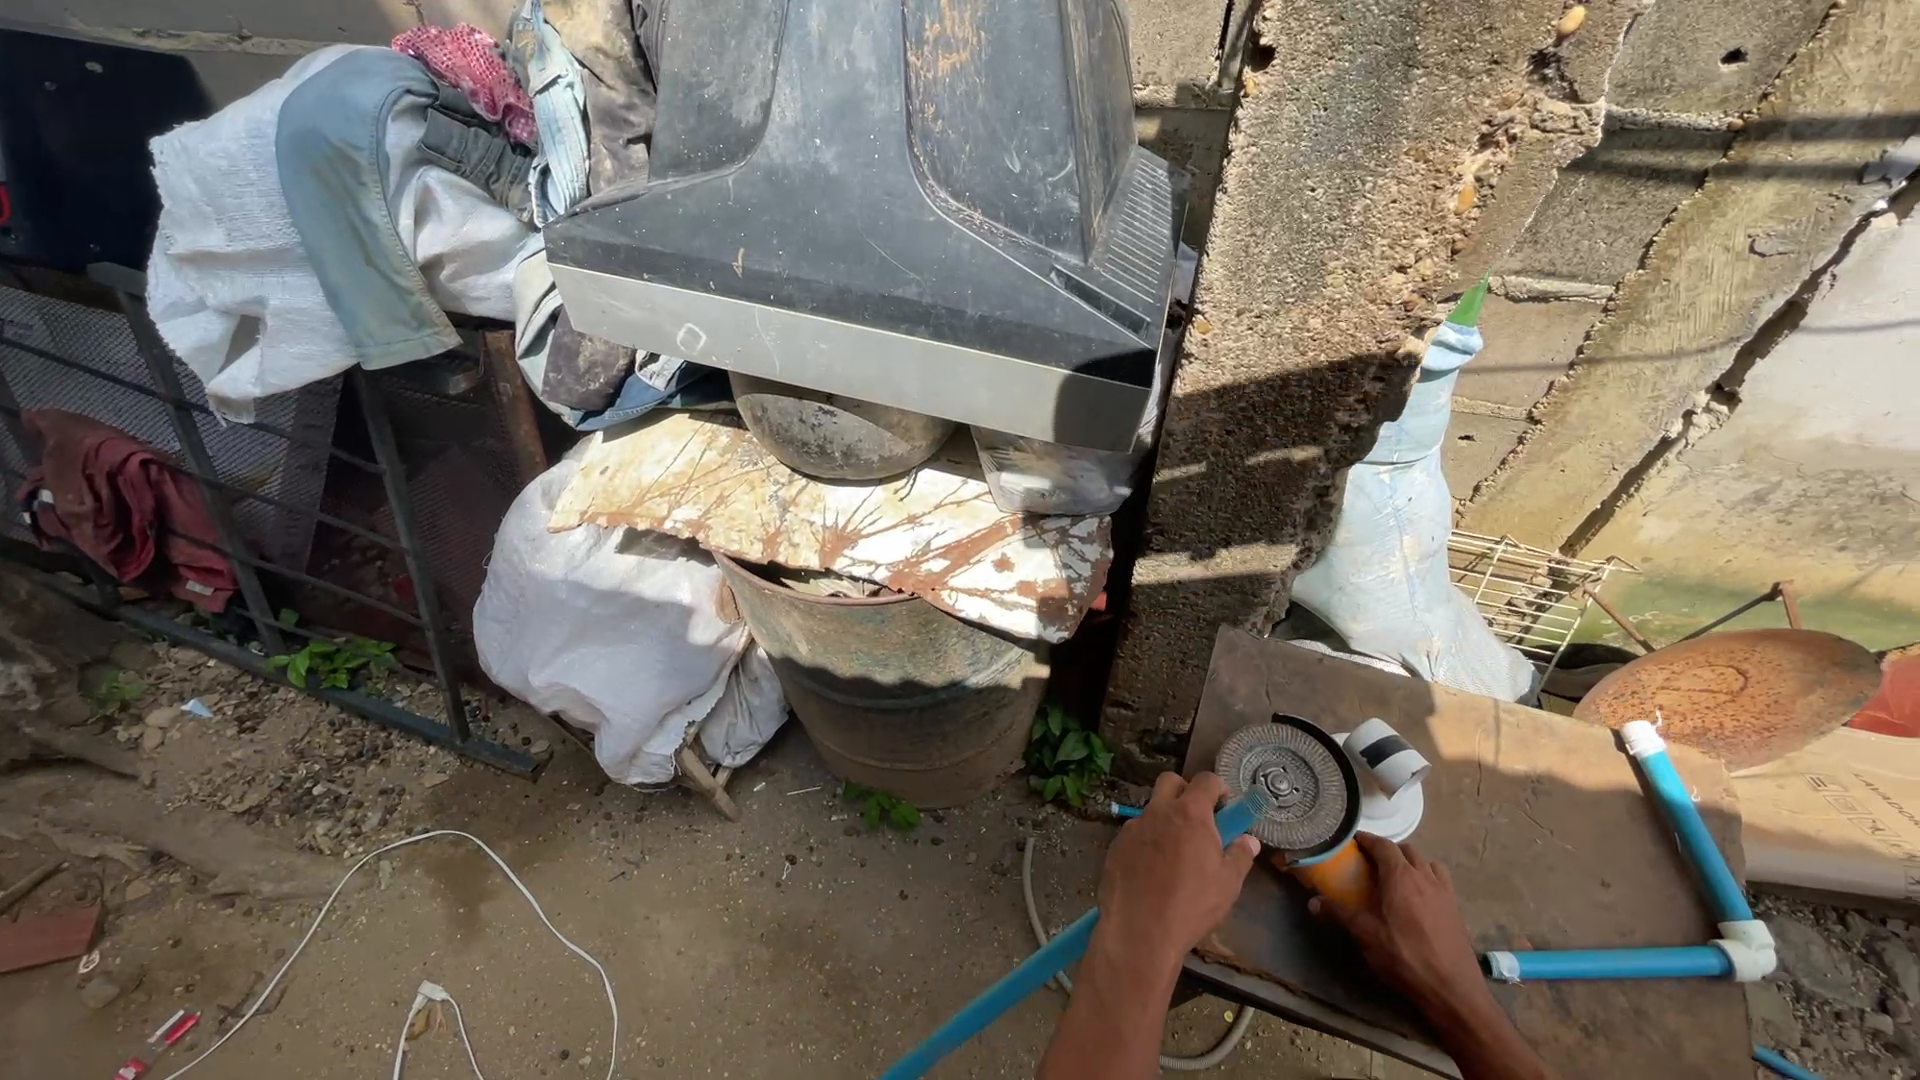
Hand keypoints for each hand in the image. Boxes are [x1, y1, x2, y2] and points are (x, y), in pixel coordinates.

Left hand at [1094, 771, 1259, 974]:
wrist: (1140, 930)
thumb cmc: (1191, 905)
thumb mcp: (1228, 884)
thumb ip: (1240, 856)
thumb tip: (1249, 840)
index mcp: (1189, 813)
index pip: (1205, 780)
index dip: (1217, 787)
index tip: (1224, 805)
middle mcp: (1158, 811)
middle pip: (1170, 781)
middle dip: (1185, 790)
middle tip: (1197, 818)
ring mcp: (1133, 826)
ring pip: (1151, 809)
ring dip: (1165, 819)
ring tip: (1175, 852)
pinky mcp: (1116, 845)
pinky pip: (1135, 833)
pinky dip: (1147, 840)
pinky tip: (1152, 869)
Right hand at [1310, 833, 1490, 1018]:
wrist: (1453, 991)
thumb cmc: (1405, 957)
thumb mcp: (1366, 935)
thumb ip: (1339, 913)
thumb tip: (1312, 902)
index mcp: (1401, 877)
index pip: (1383, 846)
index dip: (1367, 840)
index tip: (1352, 841)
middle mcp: (1425, 878)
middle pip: (1406, 850)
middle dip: (1388, 850)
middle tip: (1371, 861)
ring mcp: (1445, 893)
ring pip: (1428, 863)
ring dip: (1412, 862)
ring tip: (1398, 876)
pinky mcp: (1457, 910)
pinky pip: (1441, 880)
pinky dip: (1428, 877)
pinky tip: (1419, 897)